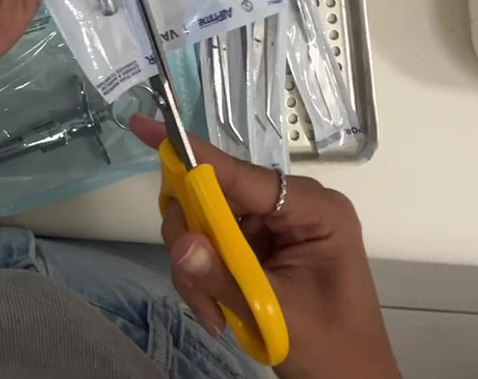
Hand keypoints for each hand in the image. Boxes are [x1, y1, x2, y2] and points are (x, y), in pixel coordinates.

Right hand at [129, 116, 400, 378]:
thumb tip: (180, 243)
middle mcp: (289, 205)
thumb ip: (224, 276)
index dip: (190, 153)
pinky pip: (209, 243)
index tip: (143, 125)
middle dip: (193, 238)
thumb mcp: (278, 315)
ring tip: (211, 311)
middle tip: (190, 277)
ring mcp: (270, 224)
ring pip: (203, 220)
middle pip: (212, 194)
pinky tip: (216, 311)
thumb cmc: (334, 353)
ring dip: (197, 266)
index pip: (239, 173)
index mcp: (312, 208)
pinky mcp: (255, 243)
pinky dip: (203, 276)